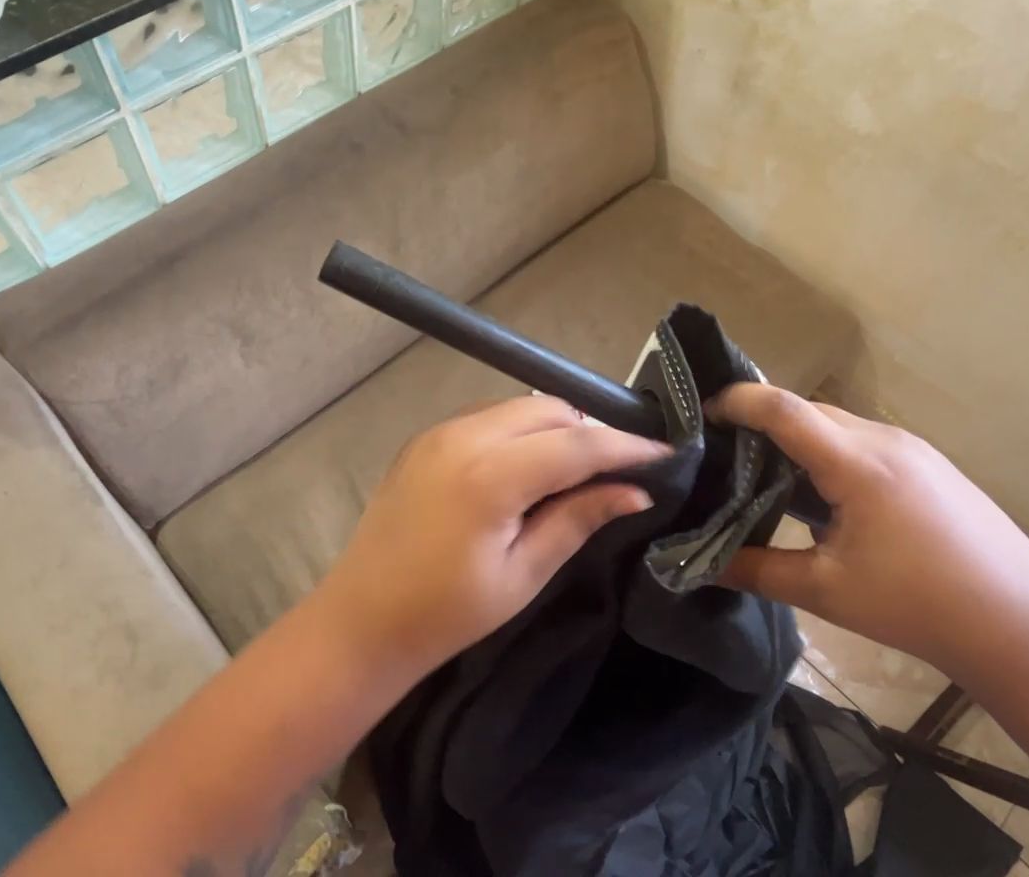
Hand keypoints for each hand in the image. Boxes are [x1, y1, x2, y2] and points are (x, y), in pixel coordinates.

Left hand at [313, 395, 671, 675]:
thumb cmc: (447, 612)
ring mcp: (437, 433)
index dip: (626, 447)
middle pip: (547, 410)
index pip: (577, 442)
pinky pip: (486, 418)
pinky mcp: (423, 440)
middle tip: (620, 470)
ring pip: (516, 408)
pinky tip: (528, 468)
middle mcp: (462, 436)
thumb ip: (577, 520)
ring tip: (577, 470)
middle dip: (590, 431)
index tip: (666, 455)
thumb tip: (634, 492)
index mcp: (489, 474)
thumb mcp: (522, 573)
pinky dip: (518, 432)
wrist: (363, 619)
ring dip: (554, 428)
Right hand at [710, 384, 1028, 671]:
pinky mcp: (934, 469)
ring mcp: (916, 452)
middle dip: (761, 423)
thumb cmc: (919, 605)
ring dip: (798, 441)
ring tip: (768, 478)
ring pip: (838, 426)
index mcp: (858, 463)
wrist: (1027, 629)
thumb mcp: (825, 591)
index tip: (701, 412)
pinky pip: (865, 444)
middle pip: (809, 411)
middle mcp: (886, 442)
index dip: (737, 401)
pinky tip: (824, 501)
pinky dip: (830, 456)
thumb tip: (697, 564)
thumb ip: (754, 569)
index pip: (784, 408)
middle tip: (724, 454)